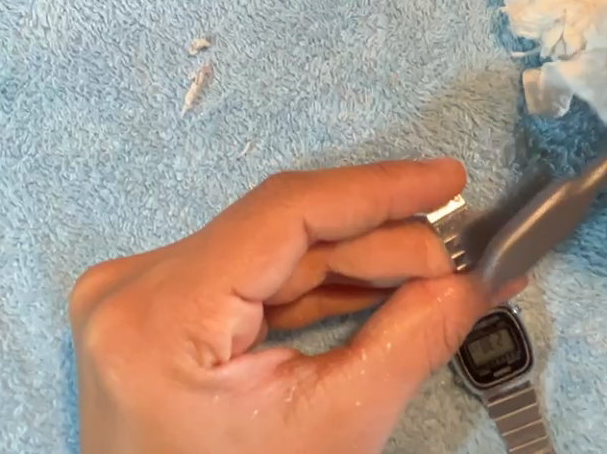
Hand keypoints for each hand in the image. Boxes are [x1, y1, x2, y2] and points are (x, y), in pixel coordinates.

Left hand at [68, 160, 496, 453]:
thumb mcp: (329, 433)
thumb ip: (406, 341)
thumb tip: (473, 279)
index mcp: (160, 312)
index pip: (283, 213)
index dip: (373, 189)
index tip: (445, 178)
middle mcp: (134, 283)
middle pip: (280, 232)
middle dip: (379, 236)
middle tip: (461, 243)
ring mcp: (138, 291)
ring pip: (268, 252)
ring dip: (354, 257)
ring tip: (436, 263)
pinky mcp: (156, 306)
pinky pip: (248, 278)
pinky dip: (315, 282)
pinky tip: (379, 279)